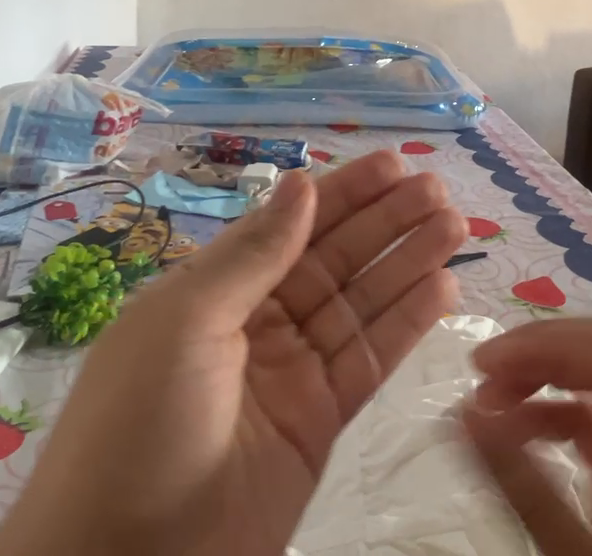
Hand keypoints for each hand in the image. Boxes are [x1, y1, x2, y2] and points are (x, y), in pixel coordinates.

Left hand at [0, 152, 466, 555]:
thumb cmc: (138, 425)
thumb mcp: (183, 323)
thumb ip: (252, 255)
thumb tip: (302, 183)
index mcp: (215, 291)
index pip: (289, 225)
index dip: (342, 193)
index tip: (392, 165)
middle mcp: (258, 322)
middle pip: (334, 258)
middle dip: (385, 221)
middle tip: (437, 190)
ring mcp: (293, 371)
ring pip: (361, 302)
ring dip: (408, 262)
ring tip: (453, 226)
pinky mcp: (322, 419)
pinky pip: (371, 358)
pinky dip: (408, 323)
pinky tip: (443, 288)